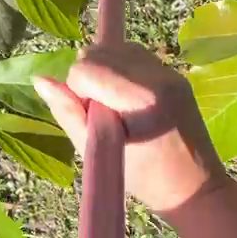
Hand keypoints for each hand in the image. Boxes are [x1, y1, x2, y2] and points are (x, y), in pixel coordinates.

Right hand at [33, 40, 230, 215]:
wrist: (196, 189)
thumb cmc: (143, 178)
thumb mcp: (96, 150)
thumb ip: (67, 112)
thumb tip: (40, 80)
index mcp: (140, 98)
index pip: (85, 69)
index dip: (78, 92)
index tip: (93, 119)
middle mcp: (158, 76)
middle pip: (97, 53)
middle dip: (89, 78)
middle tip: (103, 113)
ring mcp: (169, 72)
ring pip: (114, 48)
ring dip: (104, 70)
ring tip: (115, 103)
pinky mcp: (174, 74)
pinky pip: (133, 54)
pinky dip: (121, 68)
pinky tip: (127, 96)